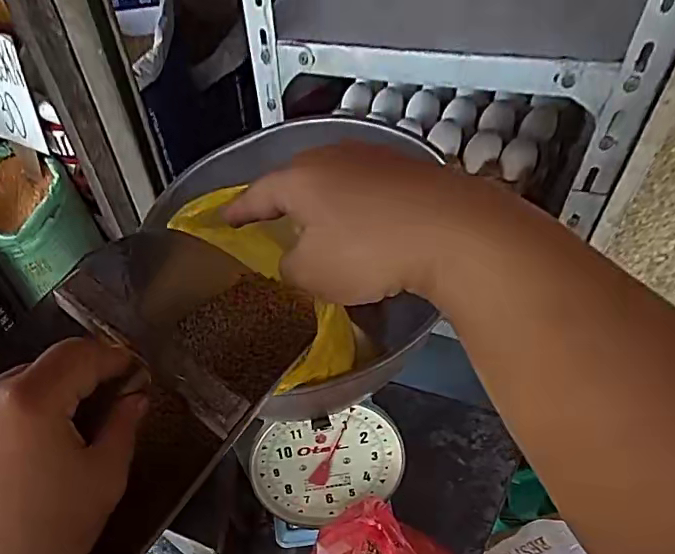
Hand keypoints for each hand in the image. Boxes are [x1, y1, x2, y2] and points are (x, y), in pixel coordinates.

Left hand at [0, 339, 147, 553]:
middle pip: (51, 365)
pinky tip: (52, 442)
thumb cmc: (46, 530)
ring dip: (61, 395)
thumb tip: (135, 399)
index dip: (115, 357)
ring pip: (28, 383)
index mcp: (29, 399)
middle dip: (89, 377)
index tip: (138, 370)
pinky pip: (5, 403)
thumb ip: (123, 427)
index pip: (79, 353)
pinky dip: (34, 411)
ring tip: (87, 428)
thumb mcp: (104, 478)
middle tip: (120, 401)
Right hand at [221, 143, 525, 305]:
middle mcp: (332, 158)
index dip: (239, 212)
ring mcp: (372, 159)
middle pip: (297, 183)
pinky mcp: (405, 173)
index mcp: (298, 179)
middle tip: (274, 228)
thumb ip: (289, 268)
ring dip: (325, 213)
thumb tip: (292, 260)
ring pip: (334, 187)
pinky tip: (366, 236)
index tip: (226, 219)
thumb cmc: (369, 252)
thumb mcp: (312, 275)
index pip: (256, 195)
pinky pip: (368, 196)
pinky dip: (359, 216)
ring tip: (322, 237)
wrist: (448, 231)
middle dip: (285, 208)